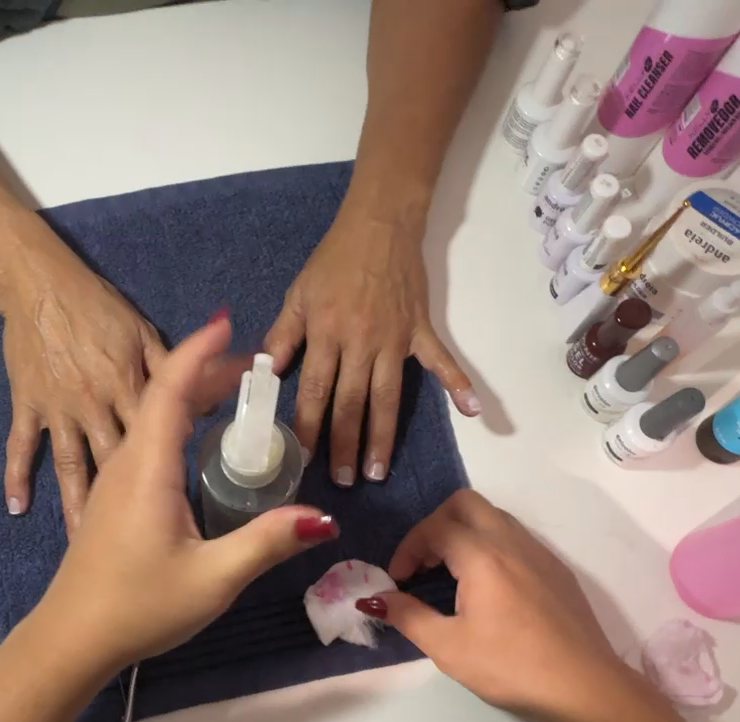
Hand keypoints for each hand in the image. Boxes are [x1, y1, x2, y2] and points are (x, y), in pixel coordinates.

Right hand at [1, 259, 166, 532]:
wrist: (38, 285)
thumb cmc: (97, 307)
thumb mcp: (144, 334)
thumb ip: (175, 371)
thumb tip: (216, 392)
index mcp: (129, 392)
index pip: (161, 434)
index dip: (174, 468)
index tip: (188, 502)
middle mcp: (95, 410)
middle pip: (118, 462)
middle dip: (130, 506)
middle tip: (140, 548)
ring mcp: (59, 414)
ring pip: (73, 467)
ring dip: (75, 505)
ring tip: (80, 544)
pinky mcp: (29, 409)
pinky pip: (22, 447)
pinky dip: (17, 475)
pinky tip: (17, 508)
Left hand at [33, 313, 340, 673]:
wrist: (72, 639)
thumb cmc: (138, 606)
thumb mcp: (213, 579)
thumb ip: (266, 543)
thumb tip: (324, 517)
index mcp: (148, 468)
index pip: (171, 390)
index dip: (199, 351)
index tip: (229, 322)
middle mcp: (128, 463)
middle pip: (163, 397)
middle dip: (205, 373)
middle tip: (254, 369)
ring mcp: (116, 481)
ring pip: (152, 419)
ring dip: (190, 398)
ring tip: (233, 395)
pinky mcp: (115, 499)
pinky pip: (147, 442)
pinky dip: (177, 424)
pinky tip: (198, 444)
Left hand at [265, 204, 480, 488]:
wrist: (380, 224)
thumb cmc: (334, 261)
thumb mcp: (298, 294)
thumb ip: (283, 335)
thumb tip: (266, 371)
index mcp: (326, 335)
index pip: (315, 391)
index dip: (308, 427)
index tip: (304, 459)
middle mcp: (359, 343)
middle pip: (352, 403)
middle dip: (346, 444)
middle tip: (345, 480)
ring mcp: (394, 340)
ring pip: (388, 397)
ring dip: (383, 436)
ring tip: (379, 471)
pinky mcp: (421, 331)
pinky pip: (440, 361)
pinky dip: (458, 384)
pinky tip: (473, 411)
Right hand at [363, 491, 658, 721]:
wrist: (585, 687)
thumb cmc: (511, 667)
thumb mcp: (448, 647)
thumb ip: (408, 616)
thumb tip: (377, 599)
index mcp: (482, 556)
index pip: (434, 528)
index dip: (408, 549)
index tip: (397, 581)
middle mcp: (512, 542)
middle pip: (465, 504)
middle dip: (435, 525)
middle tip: (422, 564)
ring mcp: (539, 553)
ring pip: (494, 517)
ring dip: (463, 533)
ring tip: (449, 575)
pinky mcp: (556, 570)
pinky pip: (515, 538)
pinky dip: (489, 546)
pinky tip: (486, 588)